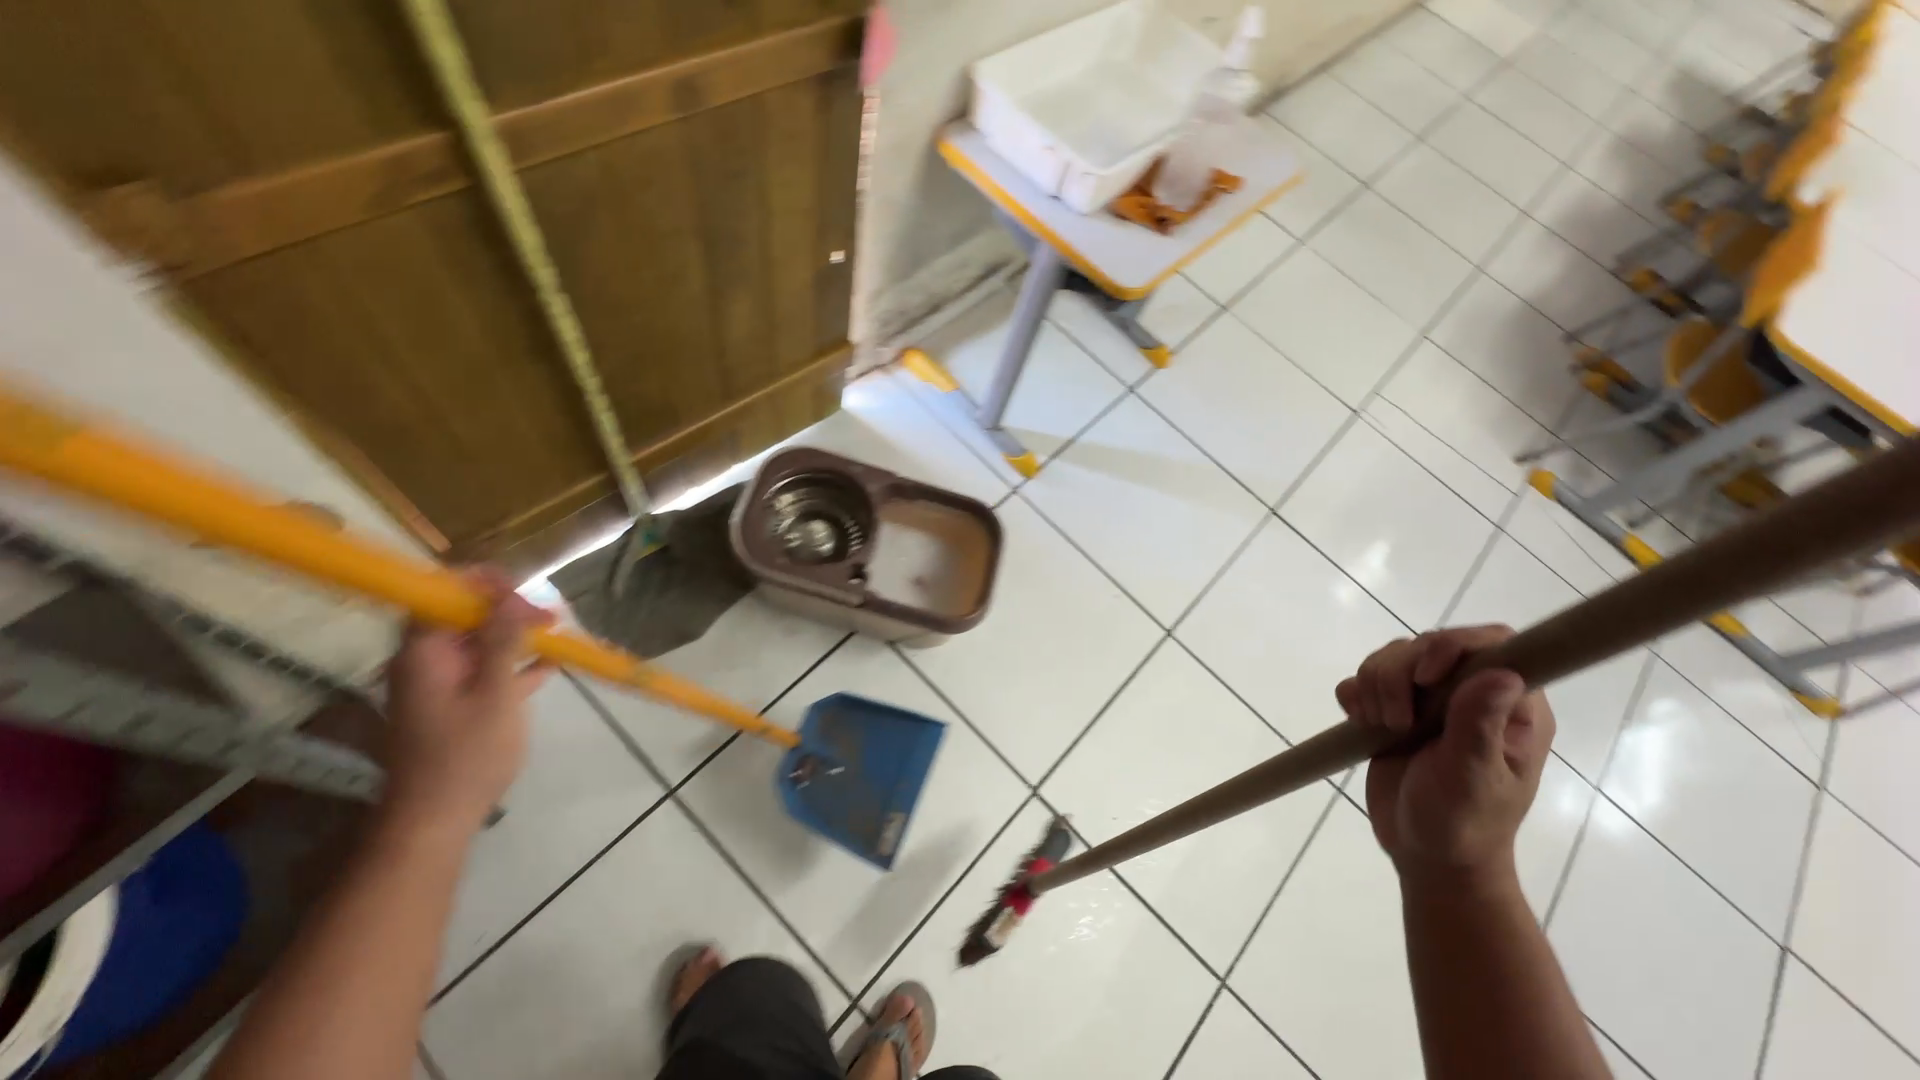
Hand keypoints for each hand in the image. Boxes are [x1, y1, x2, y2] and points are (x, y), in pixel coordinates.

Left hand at [380, 571, 552, 837]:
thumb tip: (511, 595)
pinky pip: (482, 672)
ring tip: (555, 630)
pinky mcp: (450, 708)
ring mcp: (436, 685)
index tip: (524, 589)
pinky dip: (511, 664)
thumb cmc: (465, 755)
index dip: (484, 583)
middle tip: (548, 612)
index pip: (444, 593)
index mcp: (423, 651)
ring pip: (476, 644)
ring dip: (514, 635)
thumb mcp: (495, 693)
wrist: (434, 821)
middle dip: (506, 608)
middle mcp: (423, 661)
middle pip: (461, 616)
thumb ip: (503, 641)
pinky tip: (548, 663)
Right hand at [1336, 626, 1553, 883]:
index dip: (1453, 646)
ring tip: (1382, 728)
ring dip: (1375, 687)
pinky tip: (1363, 725)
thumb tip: (1502, 673)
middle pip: (1428, 644)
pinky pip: (1364, 678)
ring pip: (1392, 656)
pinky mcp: (1393, 708)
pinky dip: (1356, 695)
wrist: (1425, 854)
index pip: (1490, 644)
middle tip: (1397, 722)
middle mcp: (1472, 693)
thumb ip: (1480, 724)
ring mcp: (1430, 700)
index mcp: (1511, 706)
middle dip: (1399, 675)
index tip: (1427, 678)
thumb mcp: (1473, 777)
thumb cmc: (1463, 823)